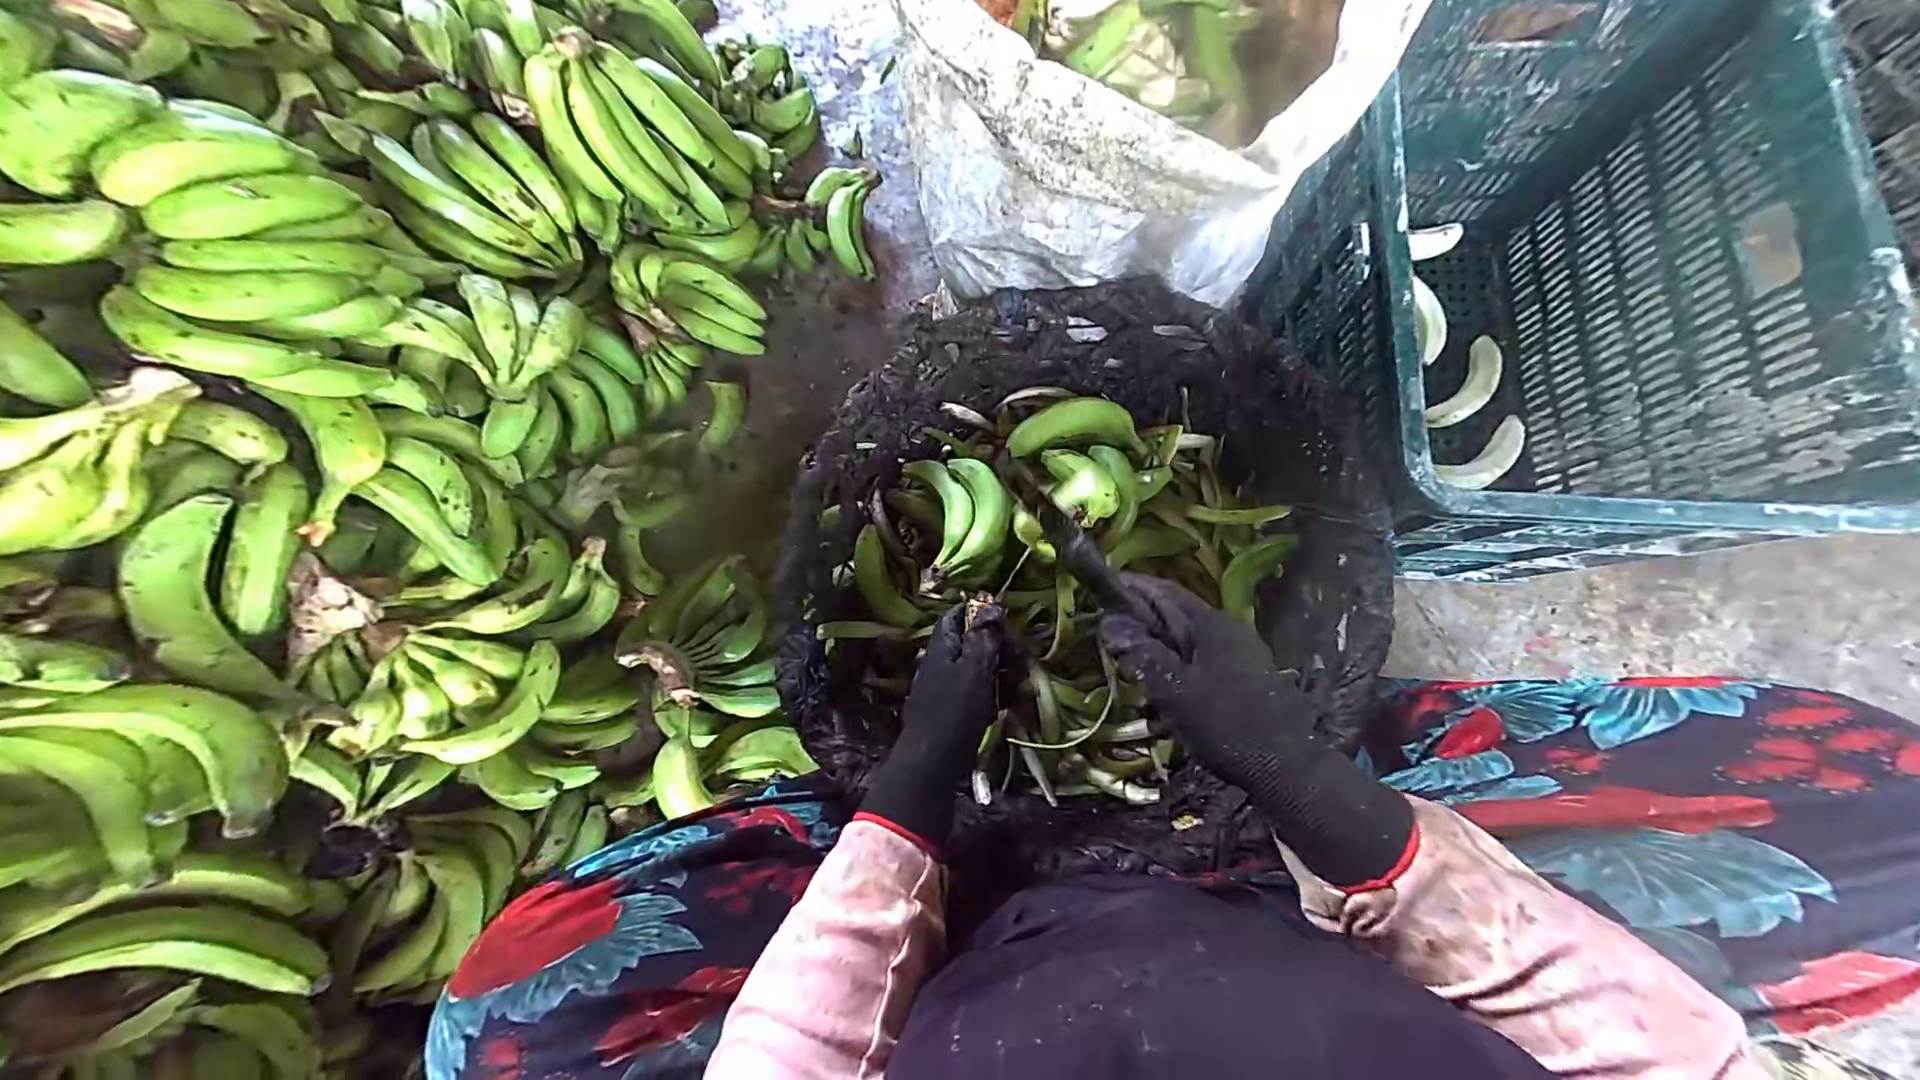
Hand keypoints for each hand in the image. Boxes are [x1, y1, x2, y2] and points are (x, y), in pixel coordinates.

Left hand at [859, 601, 1005, 849]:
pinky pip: (974, 689)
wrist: (932, 763)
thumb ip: (983, 638)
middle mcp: (940, 661)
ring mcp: (944, 685)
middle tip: (1018, 661)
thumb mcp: (974, 670)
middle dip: (997, 647)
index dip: (982, 614)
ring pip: (976, 666)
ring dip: (998, 671)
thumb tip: (991, 605)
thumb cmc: (954, 713)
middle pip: (971, 640)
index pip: (958, 614)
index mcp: (942, 646)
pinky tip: (1002, 705)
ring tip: (1015, 684)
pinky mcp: (951, 707)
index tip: (1007, 626)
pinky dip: (990, 692)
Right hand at [1095, 573, 1314, 786]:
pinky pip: (1202, 663)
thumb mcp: (1173, 690)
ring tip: (1132, 666)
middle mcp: (1229, 631)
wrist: (1284, 768)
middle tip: (1110, 633)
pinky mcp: (1245, 678)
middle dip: (1142, 622)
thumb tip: (1109, 620)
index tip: (1104, 590)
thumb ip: (1141, 652)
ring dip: (1159, 650)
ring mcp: (1241, 654)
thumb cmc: (1223, 724)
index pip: (1165, 592)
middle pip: (1176, 616)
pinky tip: (1164, 695)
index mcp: (1211, 625)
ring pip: (1188, 642)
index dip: (1133, 587)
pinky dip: (1178, 670)